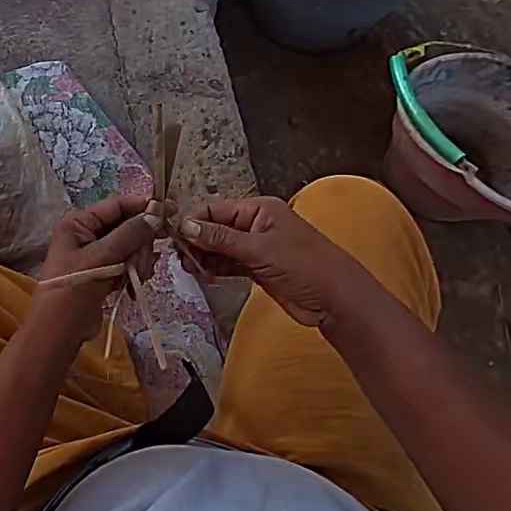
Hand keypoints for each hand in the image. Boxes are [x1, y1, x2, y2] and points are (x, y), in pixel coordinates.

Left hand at [29, 195, 162, 339]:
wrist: (60, 330)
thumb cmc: (74, 288)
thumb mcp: (101, 257)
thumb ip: (130, 234)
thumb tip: (155, 213)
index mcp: (79, 224)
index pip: (116, 206)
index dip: (143, 205)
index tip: (170, 210)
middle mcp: (86, 235)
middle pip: (126, 227)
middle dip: (141, 242)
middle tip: (150, 257)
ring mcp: (96, 256)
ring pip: (131, 247)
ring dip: (139, 260)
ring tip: (140, 276)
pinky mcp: (104, 274)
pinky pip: (128, 264)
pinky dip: (135, 273)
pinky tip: (136, 285)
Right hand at [176, 197, 354, 327]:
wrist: (337, 301)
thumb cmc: (305, 265)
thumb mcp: (259, 249)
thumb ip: (220, 239)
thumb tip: (185, 226)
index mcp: (258, 210)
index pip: (215, 210)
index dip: (194, 222)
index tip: (174, 237)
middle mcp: (255, 225)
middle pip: (214, 228)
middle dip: (196, 241)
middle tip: (181, 257)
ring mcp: (256, 248)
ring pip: (219, 248)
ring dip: (204, 257)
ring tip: (190, 268)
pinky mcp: (257, 269)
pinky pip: (228, 264)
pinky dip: (216, 269)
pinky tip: (205, 275)